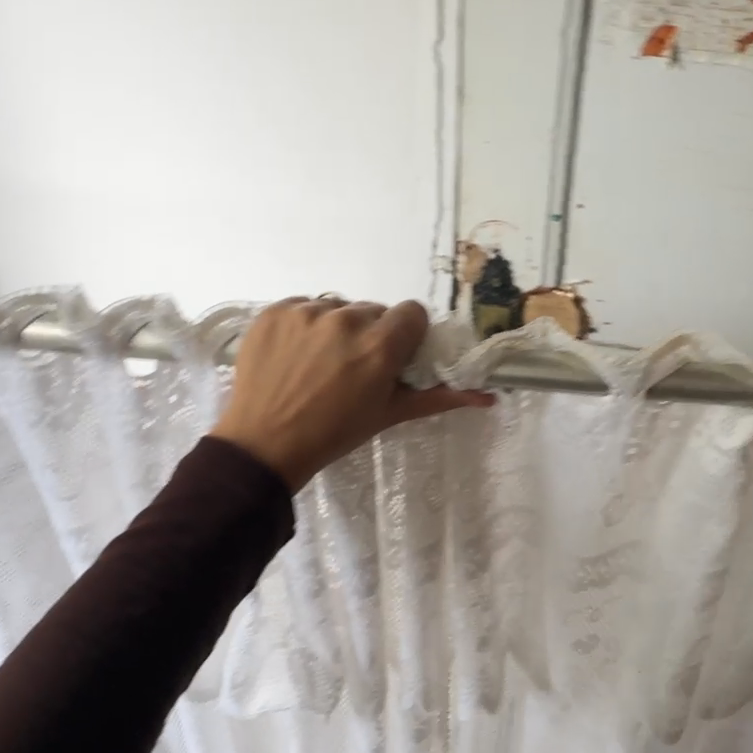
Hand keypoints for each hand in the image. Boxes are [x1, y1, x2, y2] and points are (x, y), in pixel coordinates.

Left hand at [210, 297, 493, 490]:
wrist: (264, 445)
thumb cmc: (335, 433)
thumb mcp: (390, 415)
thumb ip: (439, 398)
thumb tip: (488, 397)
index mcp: (381, 345)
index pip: (412, 312)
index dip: (406, 335)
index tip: (393, 358)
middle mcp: (347, 319)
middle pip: (374, 311)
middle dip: (371, 334)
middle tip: (354, 368)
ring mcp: (307, 312)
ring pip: (337, 308)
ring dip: (336, 329)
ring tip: (320, 364)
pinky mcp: (275, 311)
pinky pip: (303, 307)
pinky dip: (304, 326)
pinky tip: (295, 356)